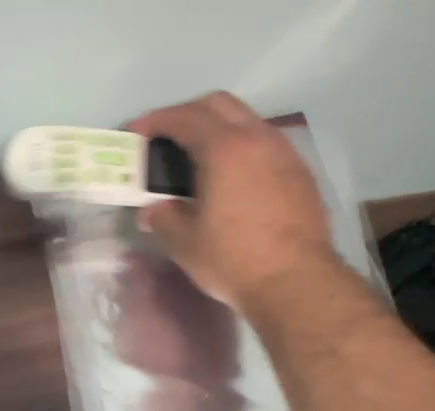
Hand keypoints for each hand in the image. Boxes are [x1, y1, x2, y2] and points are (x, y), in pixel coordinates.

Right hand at [130, 93, 338, 308]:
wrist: (294, 281)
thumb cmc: (232, 260)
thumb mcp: (185, 243)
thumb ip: (163, 217)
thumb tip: (151, 211)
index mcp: (224, 149)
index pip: (184, 118)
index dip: (155, 121)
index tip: (136, 132)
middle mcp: (257, 138)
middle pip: (218, 105)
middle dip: (187, 114)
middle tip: (165, 139)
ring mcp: (283, 152)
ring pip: (245, 121)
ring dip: (217, 130)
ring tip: (197, 161)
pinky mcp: (299, 172)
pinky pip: (263, 145)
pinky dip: (240, 149)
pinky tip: (230, 180)